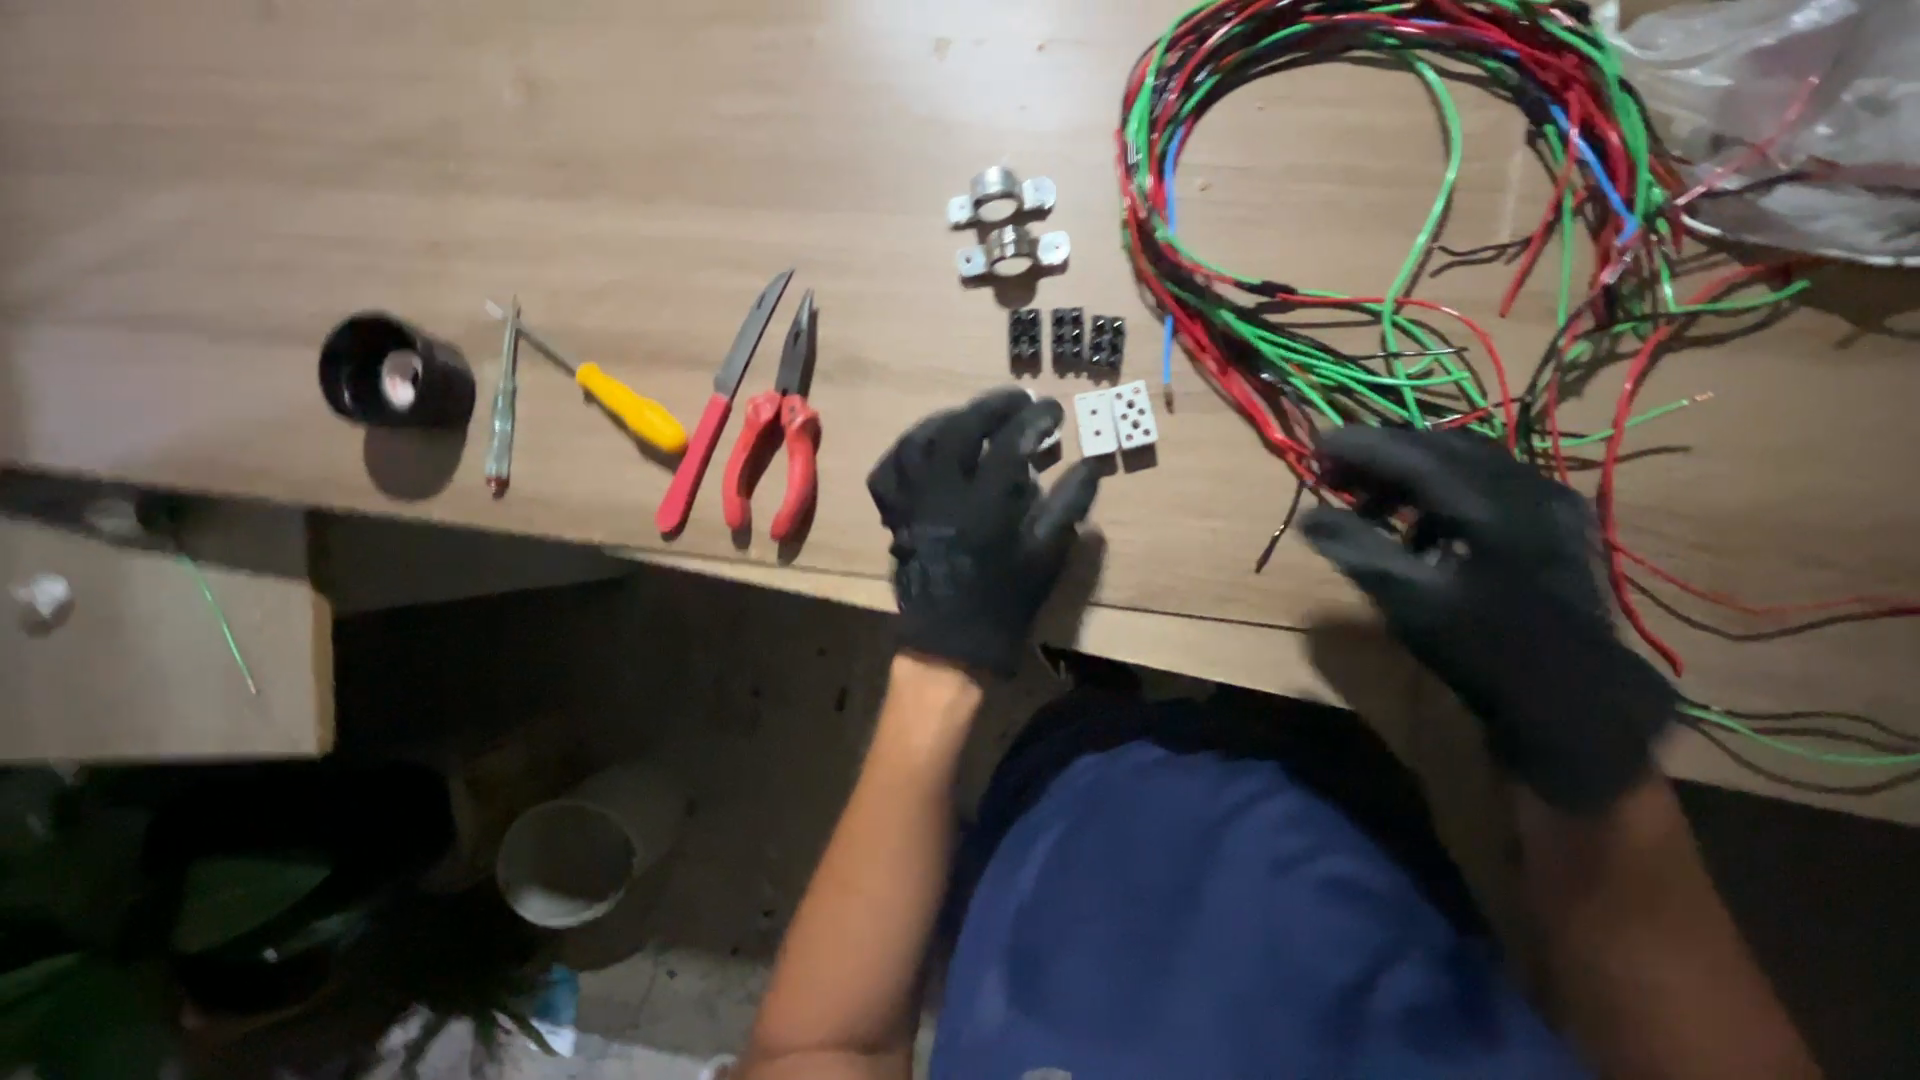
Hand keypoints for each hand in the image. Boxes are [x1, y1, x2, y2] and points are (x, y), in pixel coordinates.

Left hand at [868, 388, 1100, 677]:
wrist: (952, 640)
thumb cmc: (1006, 599)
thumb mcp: (1047, 555)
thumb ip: (1069, 504)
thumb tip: (1091, 464)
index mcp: (984, 505)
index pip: (1009, 442)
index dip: (1033, 419)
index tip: (1052, 410)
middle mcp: (942, 494)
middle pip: (959, 429)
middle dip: (990, 407)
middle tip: (1016, 400)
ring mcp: (912, 502)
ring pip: (919, 442)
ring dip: (948, 420)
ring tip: (973, 415)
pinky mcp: (895, 514)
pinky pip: (888, 470)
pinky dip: (907, 450)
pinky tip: (927, 446)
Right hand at [1300, 426, 1673, 812]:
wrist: (1573, 701)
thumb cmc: (1485, 651)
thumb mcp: (1411, 603)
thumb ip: (1359, 550)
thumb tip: (1307, 516)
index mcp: (1493, 504)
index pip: (1414, 454)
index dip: (1360, 447)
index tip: (1314, 446)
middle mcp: (1527, 487)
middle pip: (1442, 448)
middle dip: (1384, 456)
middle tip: (1335, 474)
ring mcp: (1550, 503)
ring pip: (1469, 464)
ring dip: (1413, 475)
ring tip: (1371, 507)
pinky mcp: (1558, 523)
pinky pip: (1491, 486)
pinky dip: (1445, 495)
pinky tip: (1421, 531)